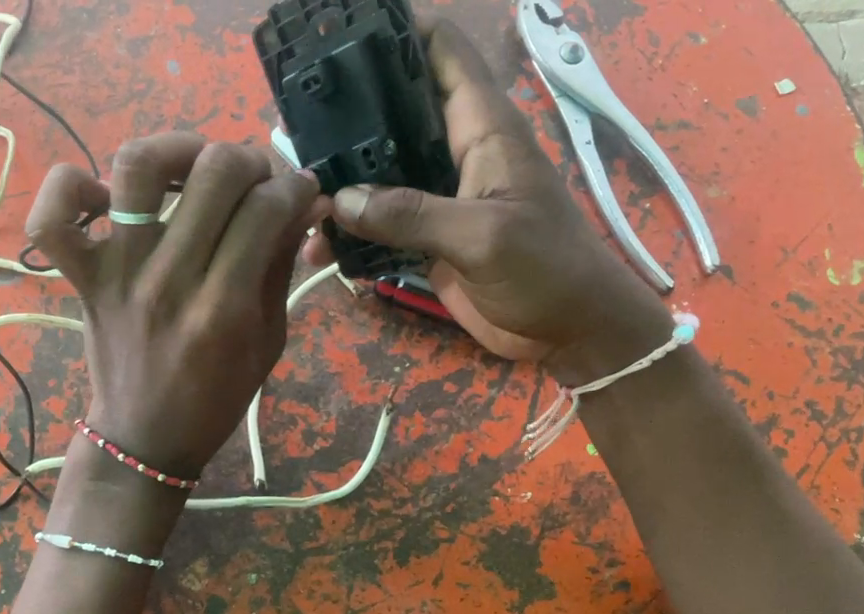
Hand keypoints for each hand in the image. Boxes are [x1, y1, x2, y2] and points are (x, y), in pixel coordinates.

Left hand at [26, 135, 322, 476]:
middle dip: (249, 161)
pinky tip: (106, 196)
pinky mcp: (84, 280)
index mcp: (226, 308)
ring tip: (191, 168)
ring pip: (137, 167)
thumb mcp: (268, 342)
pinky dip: (69, 189)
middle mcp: (171, 282)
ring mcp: (120, 276)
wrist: (145, 440)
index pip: (267, 209)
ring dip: (174, 149)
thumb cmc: (215, 399)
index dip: (294, 188)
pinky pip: (53, 220)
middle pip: (213, 172)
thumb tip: (300, 202)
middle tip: (254, 182)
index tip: (299, 194)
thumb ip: (280, 269)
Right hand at [304, 17, 672, 382]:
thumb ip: (413, 215)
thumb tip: (342, 201)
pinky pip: (382, 228)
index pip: (442, 53)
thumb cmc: (546, 270)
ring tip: (298, 198)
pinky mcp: (430, 241)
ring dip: (343, 187)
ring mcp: (441, 199)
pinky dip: (352, 236)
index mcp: (483, 129)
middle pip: (397, 115)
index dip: (398, 32)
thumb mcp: (483, 236)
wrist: (569, 331)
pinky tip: (320, 248)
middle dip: (350, 115)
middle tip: (294, 122)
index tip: (340, 37)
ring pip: (381, 176)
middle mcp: (456, 154)